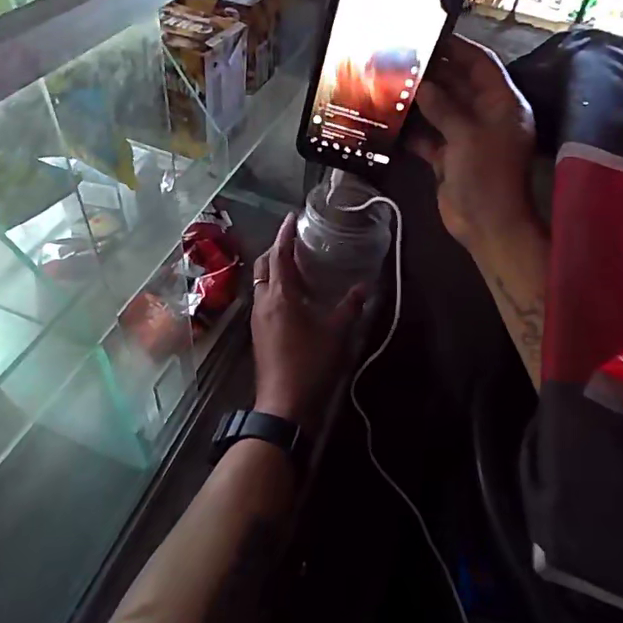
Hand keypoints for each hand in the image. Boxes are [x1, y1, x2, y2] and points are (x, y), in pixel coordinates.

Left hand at [250, 213, 363, 423]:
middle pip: (264, 265)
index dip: (285, 234)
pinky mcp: (260, 334)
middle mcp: (263, 302)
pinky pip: (264, 299)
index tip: (293, 217)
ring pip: (262, 283)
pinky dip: (276, 287)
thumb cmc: (312, 363)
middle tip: (297, 241)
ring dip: (275, 269)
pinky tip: (295, 296)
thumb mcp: (338, 332)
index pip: (279, 255)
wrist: (285, 404)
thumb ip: (351, 306)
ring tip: (297, 265)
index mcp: (280, 295)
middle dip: (277, 249)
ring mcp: (258, 319)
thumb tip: (365, 287)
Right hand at [409, 35, 537, 251]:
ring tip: (390, 79)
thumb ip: (444, 107)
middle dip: (434, 71)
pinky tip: (390, 117)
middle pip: (460, 84)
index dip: (459, 48)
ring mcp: (469, 137)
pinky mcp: (452, 157)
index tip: (430, 33)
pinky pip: (431, 135)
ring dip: (420, 99)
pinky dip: (414, 129)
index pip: (482, 65)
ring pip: (443, 109)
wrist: (487, 227)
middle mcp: (488, 117)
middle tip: (401, 54)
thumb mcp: (467, 135)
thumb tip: (422, 85)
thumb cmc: (487, 176)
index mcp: (504, 105)